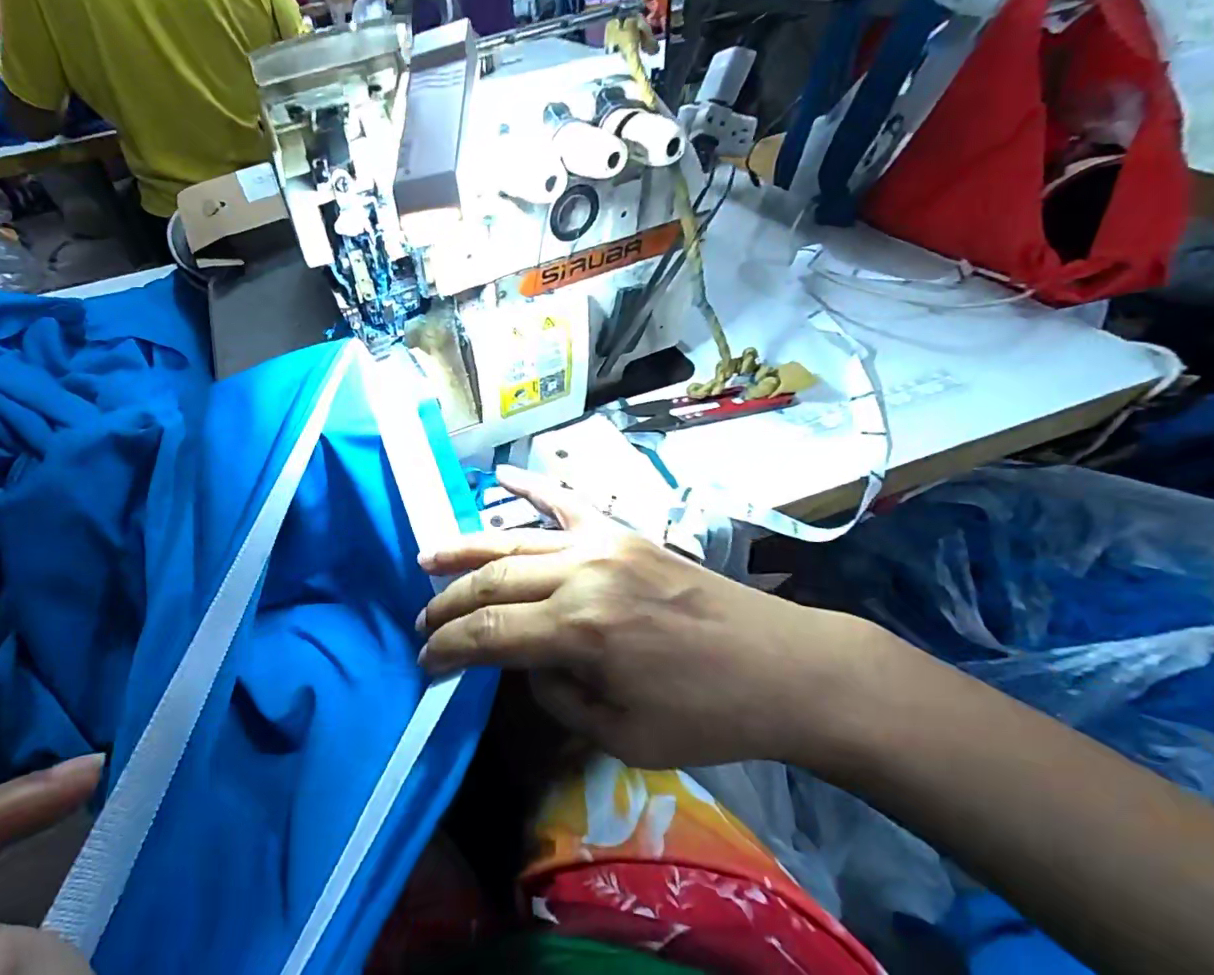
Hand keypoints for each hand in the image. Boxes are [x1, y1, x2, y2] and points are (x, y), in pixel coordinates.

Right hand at [415, 466, 882, 770]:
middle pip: (490, 582)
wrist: (792, 671)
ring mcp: (602, 545)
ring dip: (463, 550)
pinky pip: (565, 503)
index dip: (447, 649)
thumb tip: (526, 662)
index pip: (487, 635)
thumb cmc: (710, 717)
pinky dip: (529, 487)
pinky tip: (498, 475)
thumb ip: (556, 696)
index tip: (424, 661)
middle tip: (421, 622)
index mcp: (580, 631)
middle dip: (446, 605)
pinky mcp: (623, 533)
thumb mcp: (623, 737)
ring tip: (427, 559)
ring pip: (512, 540)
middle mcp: (581, 576)